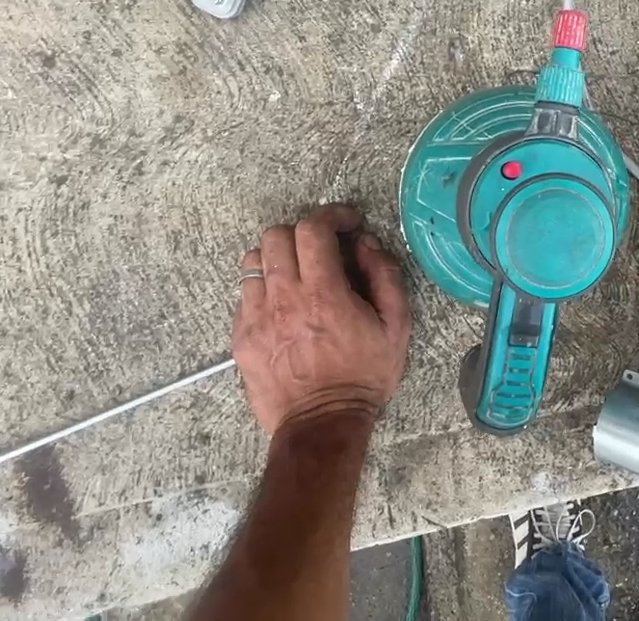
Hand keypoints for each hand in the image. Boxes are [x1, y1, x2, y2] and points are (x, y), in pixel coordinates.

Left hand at [232, 204, 412, 433]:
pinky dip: (265, 286)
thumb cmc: (365, 375)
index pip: (313, 229)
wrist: (322, 425)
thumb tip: (366, 244)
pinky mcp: (241, 337)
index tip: (348, 222)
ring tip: (299, 272)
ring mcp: (256, 318)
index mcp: (324, 293)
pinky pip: (244, 293)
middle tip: (323, 247)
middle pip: (276, 235)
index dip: (332, 214)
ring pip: (252, 260)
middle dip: (303, 231)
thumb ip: (385, 276)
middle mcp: (284, 299)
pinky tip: (284, 303)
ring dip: (279, 256)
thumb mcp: (396, 326)